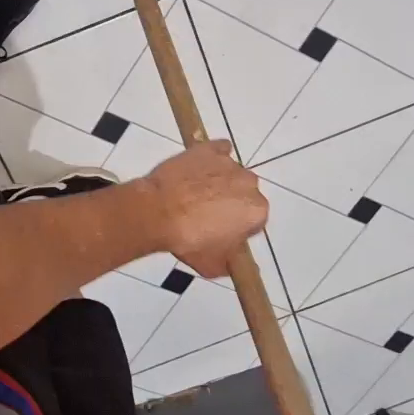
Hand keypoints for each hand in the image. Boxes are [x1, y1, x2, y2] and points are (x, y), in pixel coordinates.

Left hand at [140, 141, 268, 277]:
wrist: (157, 211)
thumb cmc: (188, 240)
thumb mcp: (213, 266)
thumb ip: (231, 263)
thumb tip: (235, 261)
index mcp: (256, 211)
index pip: (253, 221)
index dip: (237, 229)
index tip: (220, 233)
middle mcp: (249, 183)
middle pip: (244, 194)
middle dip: (231, 203)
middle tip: (206, 214)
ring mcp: (228, 163)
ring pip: (230, 174)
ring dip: (219, 182)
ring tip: (194, 194)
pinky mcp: (209, 149)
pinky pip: (219, 150)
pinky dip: (214, 157)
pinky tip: (201, 167)